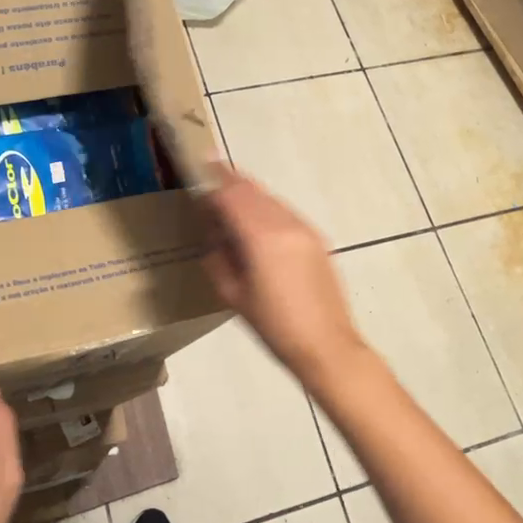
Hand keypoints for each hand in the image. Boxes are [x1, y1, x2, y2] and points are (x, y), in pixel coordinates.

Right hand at [197, 164, 366, 386]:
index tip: (195, 176)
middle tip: (208, 179)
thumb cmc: (274, 326)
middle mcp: (284, 223)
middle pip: (251, 188)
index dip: (211, 183)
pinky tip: (256, 223)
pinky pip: (284, 211)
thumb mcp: (233, 295)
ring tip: (230, 201)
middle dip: (228, 181)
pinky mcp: (316, 237)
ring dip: (247, 193)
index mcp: (261, 237)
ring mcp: (304, 228)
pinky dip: (265, 207)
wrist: (327, 347)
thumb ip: (218, 258)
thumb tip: (214, 236)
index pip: (231, 194)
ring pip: (269, 197)